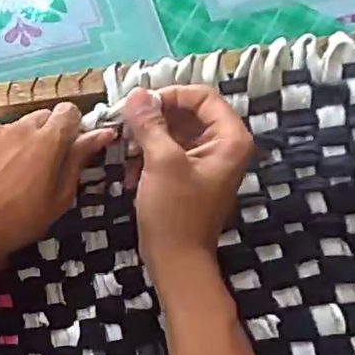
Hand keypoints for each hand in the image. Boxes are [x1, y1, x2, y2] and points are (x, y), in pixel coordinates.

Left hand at [0, 103, 116, 279]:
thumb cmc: (22, 220)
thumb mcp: (60, 196)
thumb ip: (79, 159)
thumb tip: (103, 132)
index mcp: (48, 140)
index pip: (69, 111)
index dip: (72, 127)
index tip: (69, 147)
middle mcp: (20, 127)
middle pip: (43, 116)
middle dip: (47, 134)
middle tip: (42, 165)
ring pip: (16, 127)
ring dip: (21, 141)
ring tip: (13, 174)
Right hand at [119, 86, 251, 279]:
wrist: (175, 260)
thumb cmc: (174, 212)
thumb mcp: (161, 163)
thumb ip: (150, 125)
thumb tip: (137, 94)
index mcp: (229, 139)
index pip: (202, 97)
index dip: (169, 95)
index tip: (138, 105)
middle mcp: (223, 147)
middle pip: (187, 114)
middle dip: (154, 119)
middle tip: (125, 127)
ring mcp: (205, 164)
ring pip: (174, 134)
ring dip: (147, 139)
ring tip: (125, 152)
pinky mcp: (188, 178)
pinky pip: (168, 154)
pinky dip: (148, 157)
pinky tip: (131, 173)